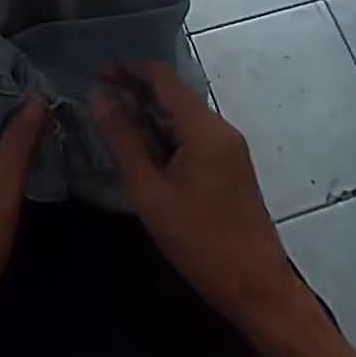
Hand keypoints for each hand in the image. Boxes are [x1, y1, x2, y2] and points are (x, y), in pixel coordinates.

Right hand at [94, 63, 355, 356]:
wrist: (257, 288)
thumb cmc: (199, 240)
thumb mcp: (150, 192)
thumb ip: (124, 141)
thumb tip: (100, 97)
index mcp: (204, 127)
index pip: (164, 78)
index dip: (130, 68)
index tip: (99, 70)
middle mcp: (220, 127)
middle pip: (174, 94)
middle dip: (137, 91)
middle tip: (99, 97)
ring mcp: (229, 146)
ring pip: (183, 116)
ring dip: (150, 113)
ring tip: (114, 120)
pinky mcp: (231, 165)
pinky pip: (194, 135)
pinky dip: (167, 133)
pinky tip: (145, 149)